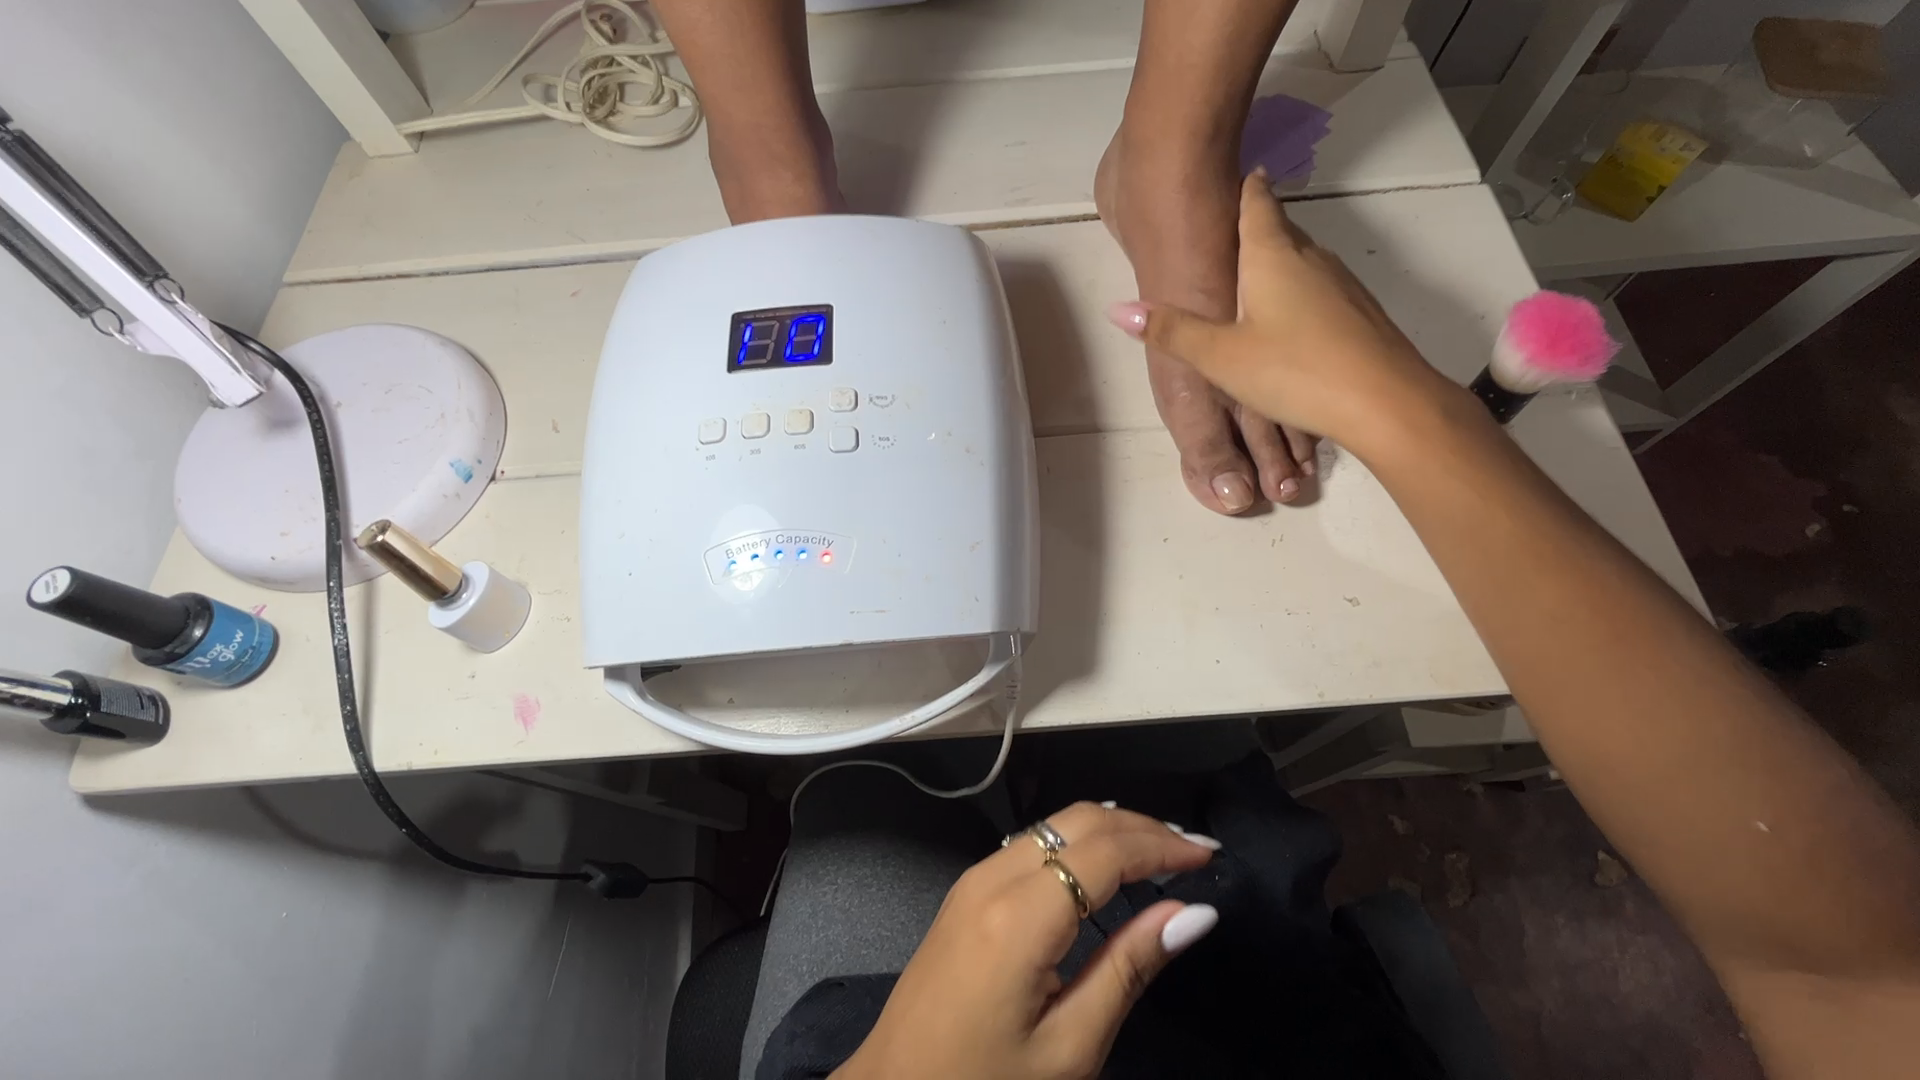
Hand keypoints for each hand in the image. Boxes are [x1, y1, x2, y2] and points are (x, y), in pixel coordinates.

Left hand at [834, 802, 1222, 1079]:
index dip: (1162, 844)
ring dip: (1110, 829)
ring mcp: (973, 879)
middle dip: (1140, 826)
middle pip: (1078, 821)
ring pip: (1054, 825)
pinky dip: (1078, 843)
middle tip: (1192, 851)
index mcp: (1020, 915)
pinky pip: (1032, 843)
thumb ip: (1129, 969)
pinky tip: (1105, 868)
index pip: (1105, 851)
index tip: (1209, 855)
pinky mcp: (966, 891)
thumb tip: (1192, 915)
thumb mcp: (1069, 1046)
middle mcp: (992, 877)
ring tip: (1161, 855)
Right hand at [1105, 171, 1466, 456]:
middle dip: (1258, 228)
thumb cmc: (1294, 370)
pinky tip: (1289, 326)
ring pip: (1302, 263)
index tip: (1241, 171)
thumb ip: (1171, 331)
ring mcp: (1342, 285)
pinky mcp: (1360, 314)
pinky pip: (1320, 292)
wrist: (1386, 402)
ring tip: (1251, 284)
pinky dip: (1299, 296)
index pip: (1258, 205)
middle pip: (1281, 231)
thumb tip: (1116, 308)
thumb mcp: (1220, 356)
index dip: (1247, 188)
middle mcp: (1311, 259)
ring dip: (1278, 265)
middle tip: (1229, 235)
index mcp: (1272, 258)